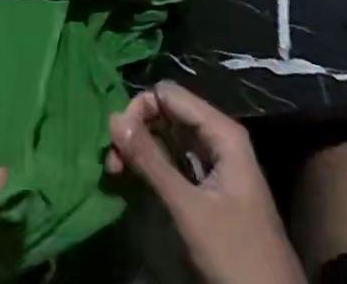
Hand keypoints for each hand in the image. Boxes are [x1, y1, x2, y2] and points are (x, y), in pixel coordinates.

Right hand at [107, 82, 306, 283]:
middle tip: (112, 162)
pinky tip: (135, 180)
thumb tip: (114, 118)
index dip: (139, 109)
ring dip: (142, 149)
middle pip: (169, 113)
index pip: (169, 95)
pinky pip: (177, 160)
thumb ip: (151, 162)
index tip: (115, 142)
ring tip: (117, 173)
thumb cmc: (234, 251)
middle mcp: (220, 136)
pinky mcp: (211, 184)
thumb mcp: (188, 207)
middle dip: (138, 130)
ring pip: (170, 137)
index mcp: (222, 131)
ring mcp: (217, 160)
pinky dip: (155, 165)